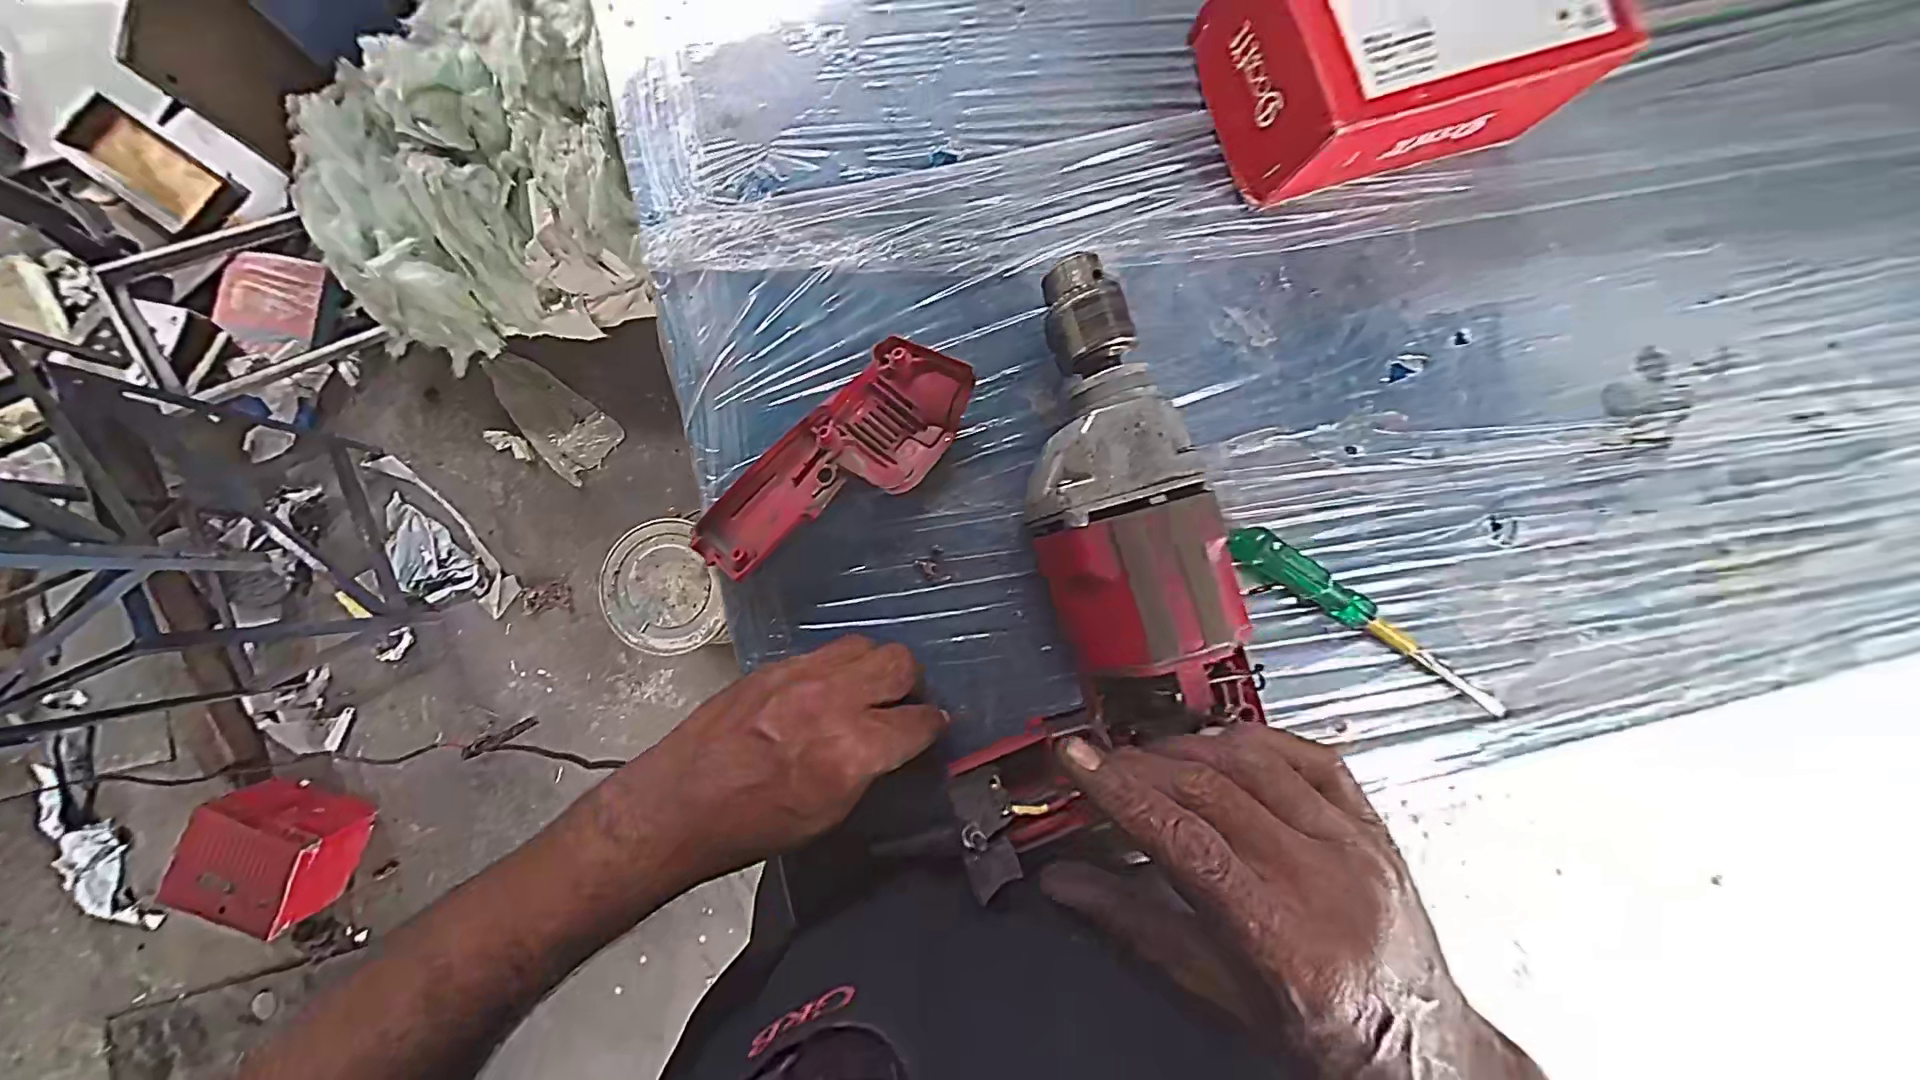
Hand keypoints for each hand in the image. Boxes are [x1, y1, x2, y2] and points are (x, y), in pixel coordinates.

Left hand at [603, 636, 945, 883]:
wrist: (680, 803)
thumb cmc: (754, 823)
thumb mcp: (831, 812)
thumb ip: (872, 767)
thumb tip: (897, 743)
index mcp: (852, 751)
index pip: (919, 721)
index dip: (933, 726)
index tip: (933, 726)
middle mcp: (832, 702)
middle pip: (900, 662)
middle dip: (912, 682)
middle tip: (902, 701)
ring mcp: (801, 676)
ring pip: (865, 645)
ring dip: (875, 666)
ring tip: (865, 689)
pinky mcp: (775, 665)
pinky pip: (825, 652)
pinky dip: (838, 668)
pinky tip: (825, 691)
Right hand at [1046, 725, 1541, 1079]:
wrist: (1423, 1049)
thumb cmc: (1323, 1033)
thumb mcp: (1218, 994)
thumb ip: (1134, 926)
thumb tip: (1067, 883)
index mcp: (1284, 941)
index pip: (1184, 839)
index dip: (1120, 790)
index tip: (1078, 758)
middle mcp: (1326, 882)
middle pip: (1209, 789)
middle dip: (1139, 765)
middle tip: (1100, 761)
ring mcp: (1355, 846)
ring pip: (1251, 758)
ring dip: (1185, 746)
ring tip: (1150, 757)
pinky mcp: (1372, 824)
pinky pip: (1305, 753)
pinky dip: (1249, 738)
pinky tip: (1220, 745)